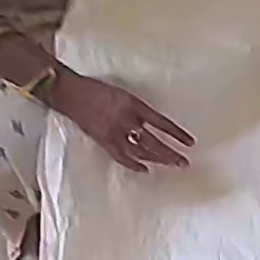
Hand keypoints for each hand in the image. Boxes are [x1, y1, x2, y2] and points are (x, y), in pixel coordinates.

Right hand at [47, 72, 193, 171]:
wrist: (70, 92)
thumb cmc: (98, 90)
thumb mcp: (126, 95)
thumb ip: (141, 109)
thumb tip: (156, 124)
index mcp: (134, 106)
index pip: (162, 123)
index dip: (177, 134)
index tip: (190, 143)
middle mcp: (126, 120)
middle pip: (154, 142)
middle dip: (171, 153)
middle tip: (184, 163)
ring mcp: (114, 132)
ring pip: (140, 151)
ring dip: (157, 160)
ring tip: (171, 165)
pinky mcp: (103, 140)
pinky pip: (121, 157)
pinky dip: (134, 165)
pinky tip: (146, 170)